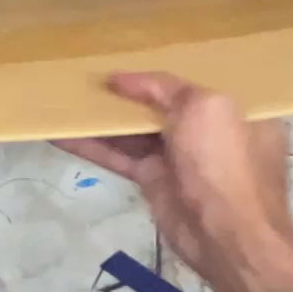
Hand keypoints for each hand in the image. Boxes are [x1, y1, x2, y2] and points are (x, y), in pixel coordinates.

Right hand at [54, 72, 292, 291]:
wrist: (226, 235)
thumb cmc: (224, 164)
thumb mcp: (204, 108)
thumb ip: (161, 86)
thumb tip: (118, 80)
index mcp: (236, 117)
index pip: (195, 86)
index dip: (162, 72)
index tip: (125, 56)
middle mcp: (209, 136)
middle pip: (157, 106)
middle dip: (122, 92)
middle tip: (84, 74)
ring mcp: (179, 159)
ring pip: (130, 130)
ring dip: (98, 117)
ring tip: (60, 97)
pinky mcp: (152, 178)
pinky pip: (115, 154)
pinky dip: (87, 144)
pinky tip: (57, 132)